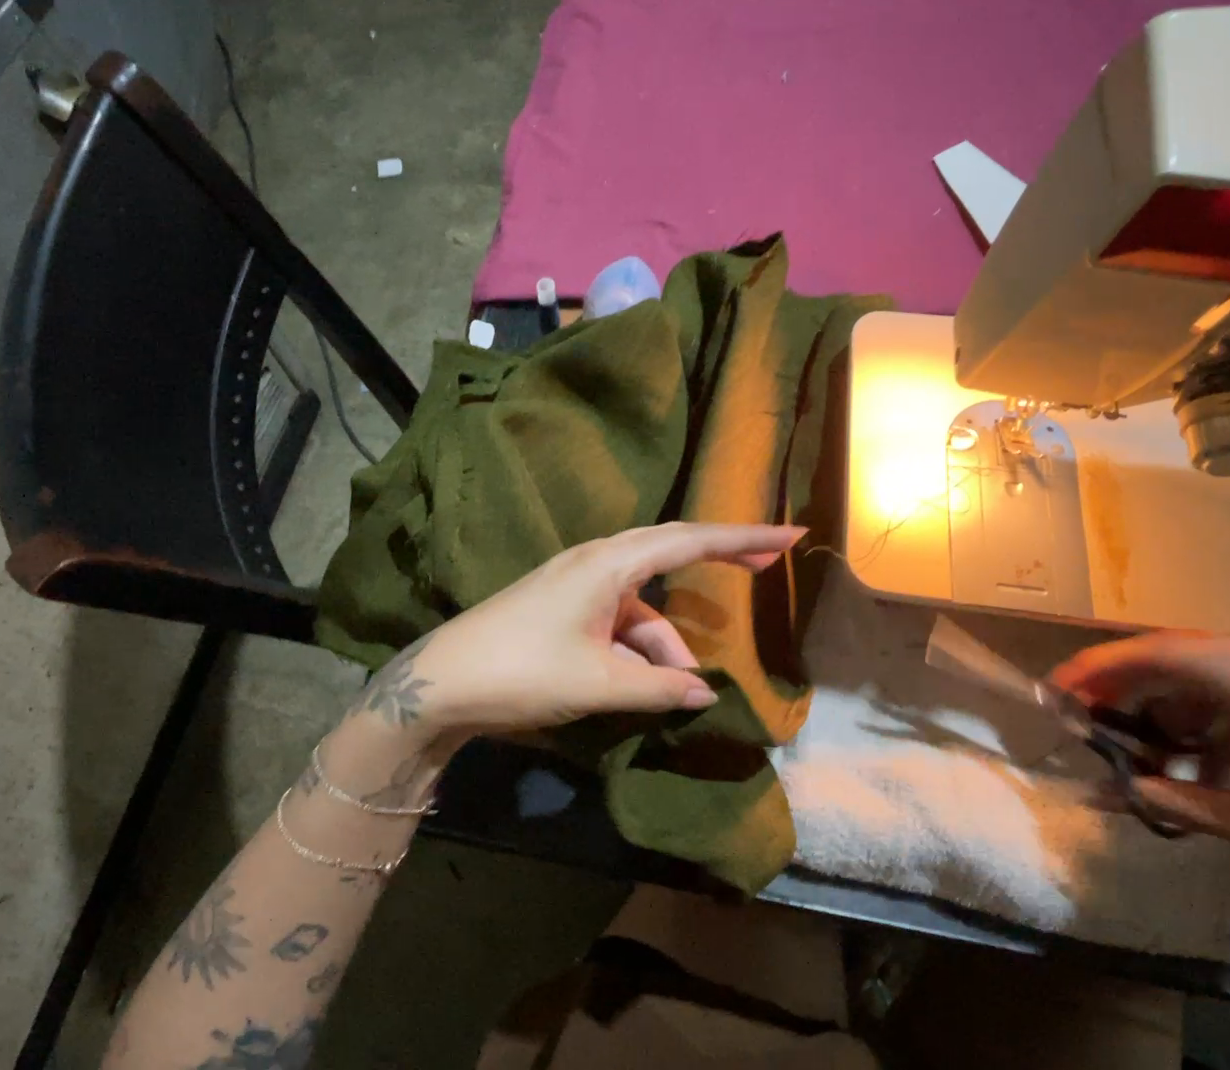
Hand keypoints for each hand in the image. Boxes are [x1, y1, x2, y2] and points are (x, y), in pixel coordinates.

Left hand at [350, 522, 804, 737]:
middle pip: (669, 553)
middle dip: (716, 562)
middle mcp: (594, 562)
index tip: (789, 534)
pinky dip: (636, 649)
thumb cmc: (523, 671)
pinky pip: (615, 621)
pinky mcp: (560, 609)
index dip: (742, 537)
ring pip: (640, 605)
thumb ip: (658, 689)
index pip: (689, 539)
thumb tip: (705, 695)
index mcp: (607, 563)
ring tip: (681, 689)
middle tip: (766, 564)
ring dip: (665, 643)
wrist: (440, 683)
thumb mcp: (599, 683)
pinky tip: (644, 686)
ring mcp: (574, 585)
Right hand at [1050, 633, 1229, 963]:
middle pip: (1193, 655)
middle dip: (1132, 683)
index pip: (1171, 652)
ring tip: (1152, 756)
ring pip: (1226, 675)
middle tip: (1088, 716)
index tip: (1058, 690)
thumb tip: (1104, 794)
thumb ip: (1176, 802)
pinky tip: (1212, 767)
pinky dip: (1221, 722)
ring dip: (1178, 708)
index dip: (1104, 666)